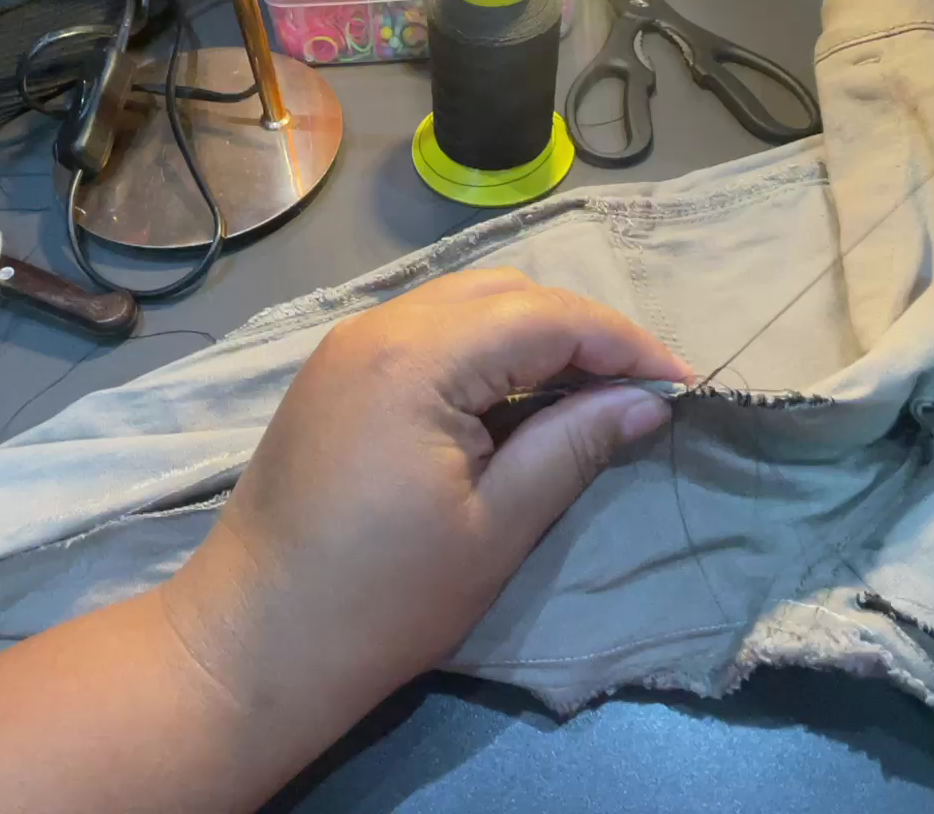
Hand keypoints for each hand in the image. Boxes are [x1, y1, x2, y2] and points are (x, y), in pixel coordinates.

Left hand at [160, 269, 689, 721]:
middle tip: (630, 389)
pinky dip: (481, 348)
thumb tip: (647, 401)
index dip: (622, 342)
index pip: (545, 316)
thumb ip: (575, 445)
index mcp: (417, 356)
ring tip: (579, 391)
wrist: (253, 639)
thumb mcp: (496, 527)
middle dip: (578, 331)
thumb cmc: (381, 600)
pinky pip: (427, 329)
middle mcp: (378, 325)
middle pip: (505, 293)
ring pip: (464, 303)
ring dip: (530, 335)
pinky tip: (506, 394)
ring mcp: (349, 342)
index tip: (681, 380)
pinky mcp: (336, 368)